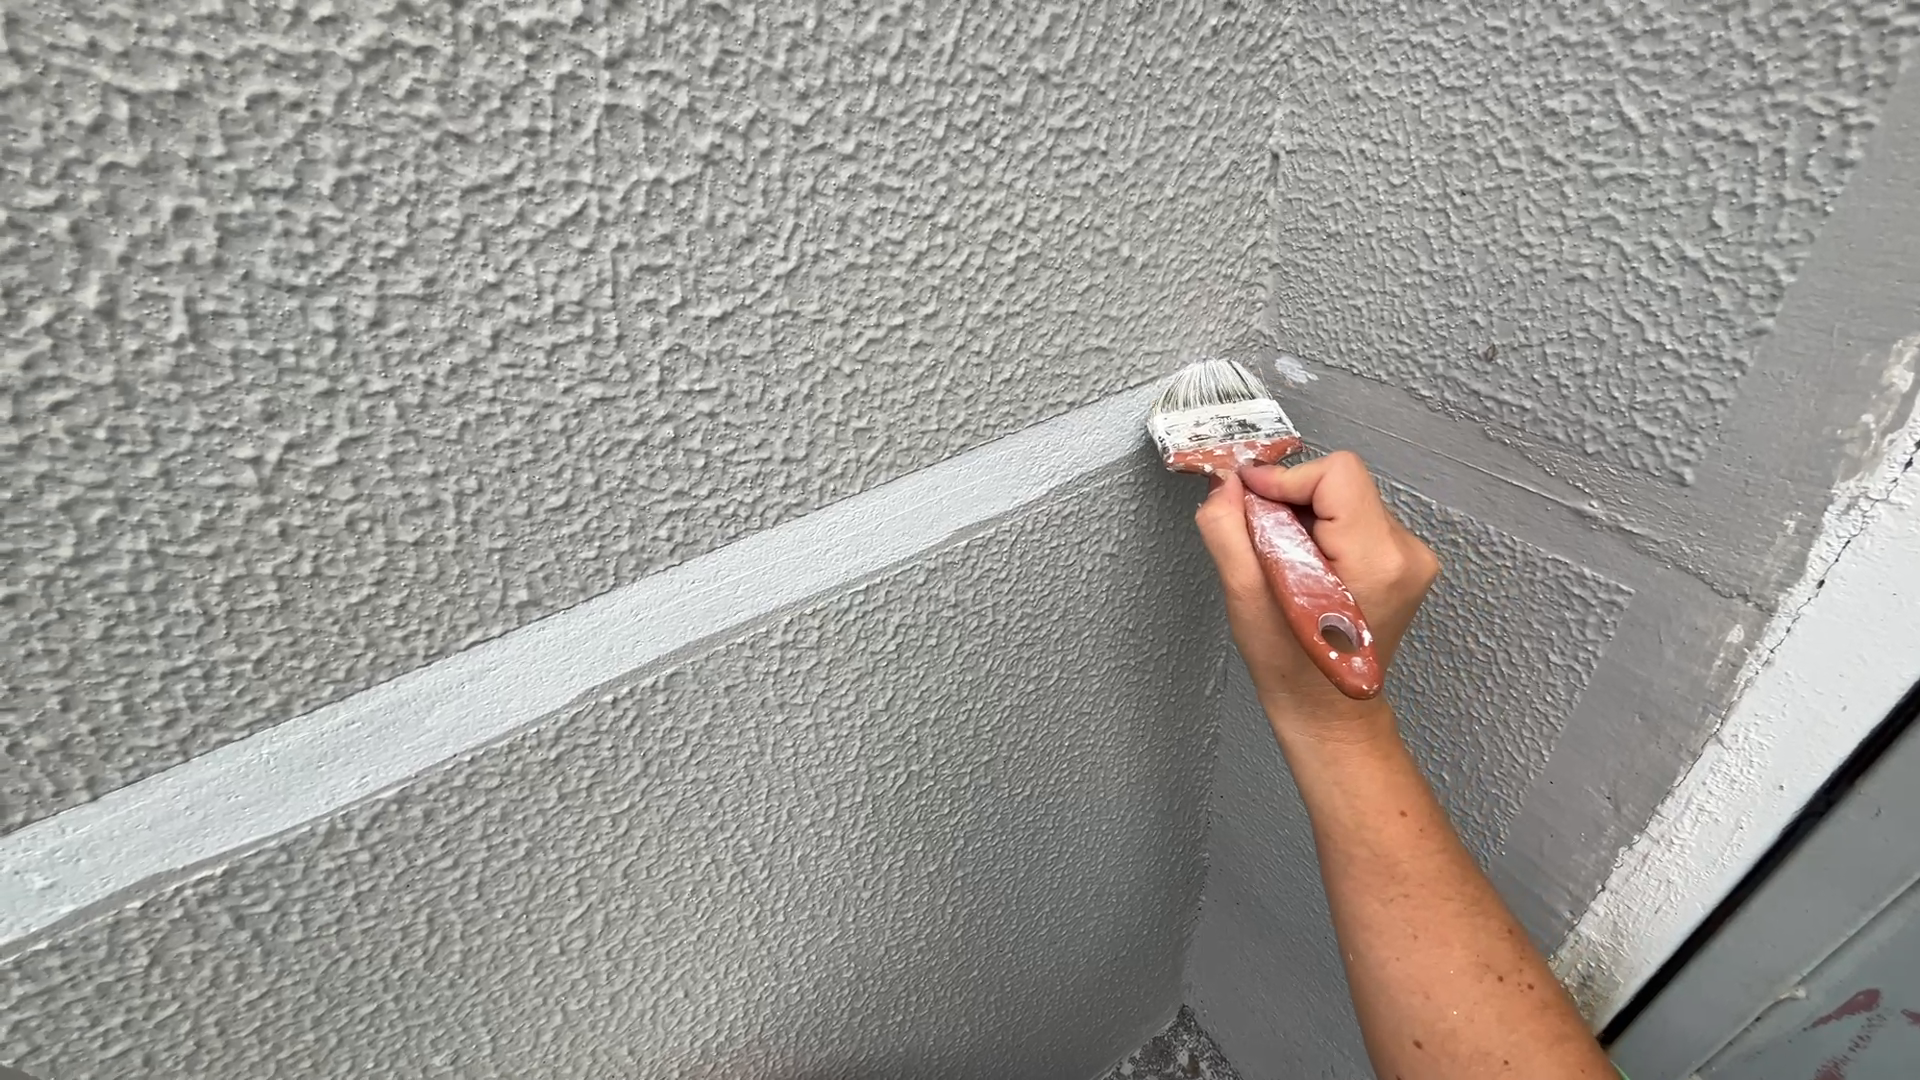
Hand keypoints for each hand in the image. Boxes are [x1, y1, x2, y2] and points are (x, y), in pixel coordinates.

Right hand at [1194, 452, 1439, 739]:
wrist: (1326, 708)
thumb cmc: (1290, 665)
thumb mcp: (1243, 596)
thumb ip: (1227, 531)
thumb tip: (1224, 485)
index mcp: (1376, 559)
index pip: (1336, 473)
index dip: (1284, 480)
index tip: (1249, 501)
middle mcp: (1405, 553)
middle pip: (1338, 484)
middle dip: (1289, 503)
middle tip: (1261, 544)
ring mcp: (1409, 557)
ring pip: (1342, 499)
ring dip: (1301, 519)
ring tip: (1282, 564)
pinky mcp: (1401, 561)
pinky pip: (1351, 518)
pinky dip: (1317, 531)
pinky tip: (1302, 569)